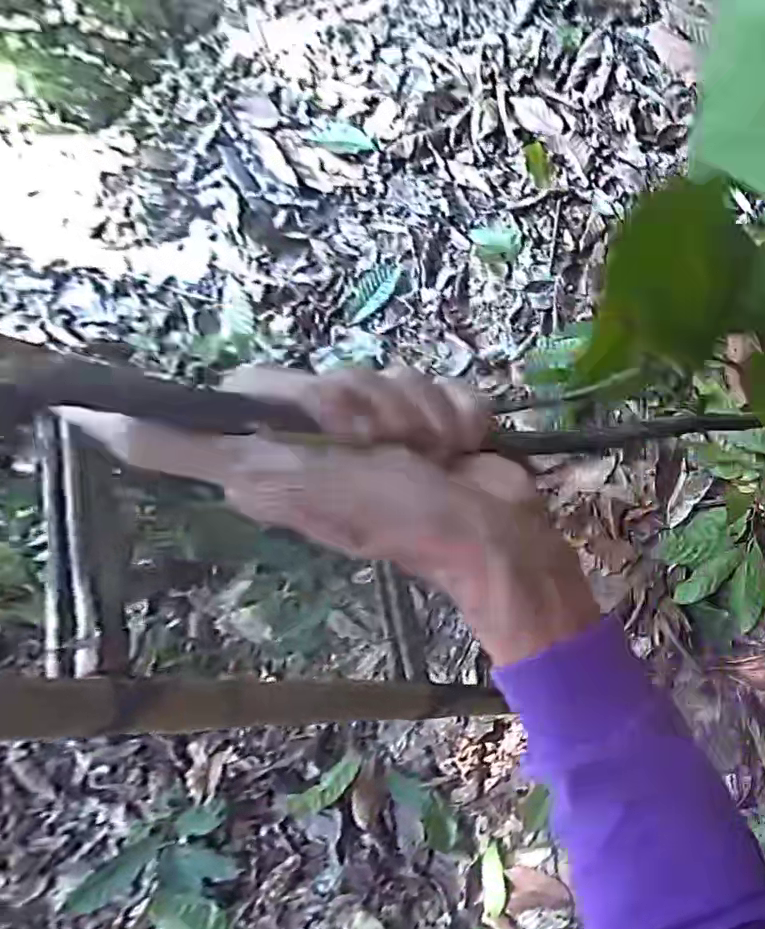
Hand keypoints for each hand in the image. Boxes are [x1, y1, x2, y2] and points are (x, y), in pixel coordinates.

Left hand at [58, 366, 599, 665]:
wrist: (495, 534)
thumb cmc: (400, 517)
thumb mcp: (288, 487)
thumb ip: (197, 452)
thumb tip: (85, 417)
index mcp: (287, 443)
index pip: (276, 379)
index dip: (320, 398)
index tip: (352, 434)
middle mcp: (339, 429)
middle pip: (348, 375)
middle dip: (388, 413)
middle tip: (405, 453)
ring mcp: (402, 424)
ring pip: (406, 377)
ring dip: (435, 419)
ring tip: (445, 457)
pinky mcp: (452, 420)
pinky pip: (455, 387)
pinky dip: (469, 418)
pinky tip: (469, 447)